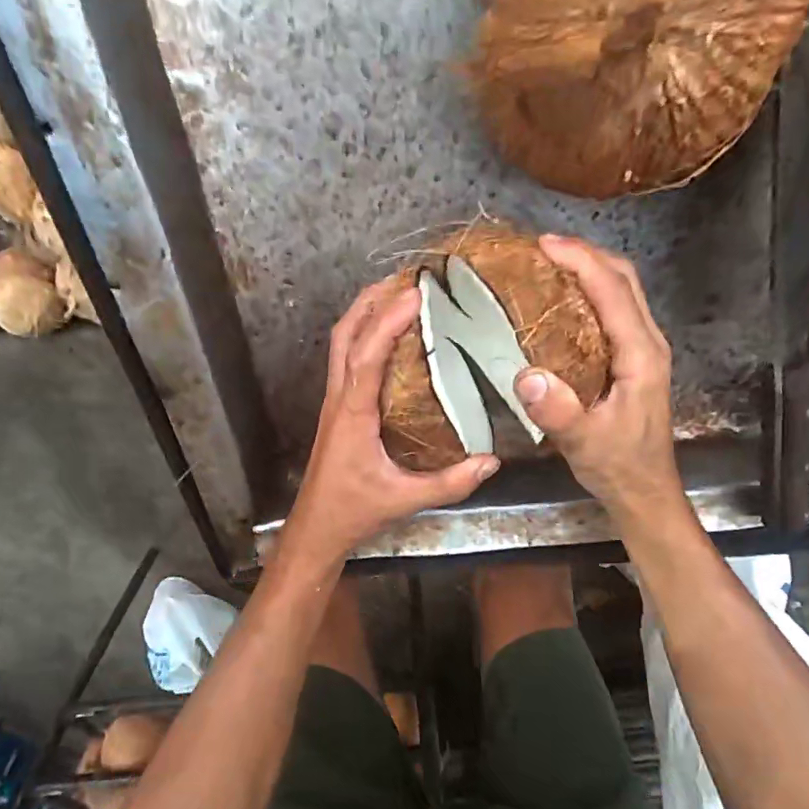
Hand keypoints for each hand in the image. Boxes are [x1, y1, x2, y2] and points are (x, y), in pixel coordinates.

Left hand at [286, 279, 500, 560]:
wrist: (316, 528)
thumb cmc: (352, 511)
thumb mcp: (404, 499)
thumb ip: (450, 482)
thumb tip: (492, 462)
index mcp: (352, 414)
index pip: (366, 355)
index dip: (389, 320)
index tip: (417, 293)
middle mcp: (338, 399)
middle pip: (345, 335)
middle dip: (372, 301)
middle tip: (407, 280)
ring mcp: (334, 403)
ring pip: (341, 344)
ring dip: (365, 314)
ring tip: (399, 296)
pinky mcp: (338, 410)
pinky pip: (347, 361)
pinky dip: (365, 338)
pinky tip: (391, 340)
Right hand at [513, 235, 685, 523]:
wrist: (644, 491)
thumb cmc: (617, 466)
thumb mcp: (584, 442)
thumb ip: (557, 411)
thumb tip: (524, 374)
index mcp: (641, 354)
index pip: (613, 291)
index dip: (580, 261)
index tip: (543, 244)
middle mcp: (647, 343)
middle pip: (624, 280)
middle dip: (585, 255)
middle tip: (541, 248)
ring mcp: (643, 351)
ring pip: (621, 292)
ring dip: (589, 270)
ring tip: (548, 265)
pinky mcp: (632, 361)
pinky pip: (613, 312)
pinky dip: (589, 293)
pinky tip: (560, 303)